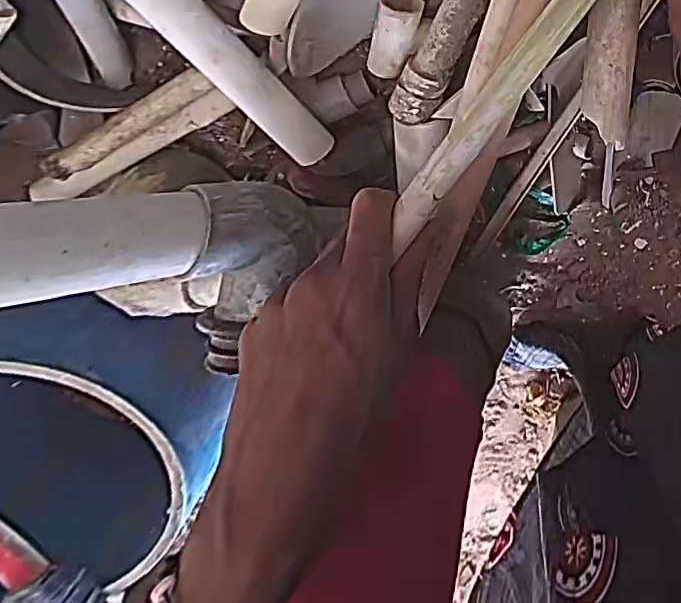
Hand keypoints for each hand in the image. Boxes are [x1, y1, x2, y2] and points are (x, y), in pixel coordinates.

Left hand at [179, 189, 428, 602]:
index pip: (370, 206)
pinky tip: (312, 361)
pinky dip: (306, 317)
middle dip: (366, 258)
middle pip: (345, 241)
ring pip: (319, 274)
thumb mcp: (400, 345)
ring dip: (335, 291)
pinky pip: (292, 302)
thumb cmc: (351, 416)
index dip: (390, 208)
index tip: (402, 224)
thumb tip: (424, 237)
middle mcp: (311, 280)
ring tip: (343, 343)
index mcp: (354, 282)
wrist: (278, 474)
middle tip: (379, 297)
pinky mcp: (256, 323)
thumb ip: (410, 280)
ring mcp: (278, 301)